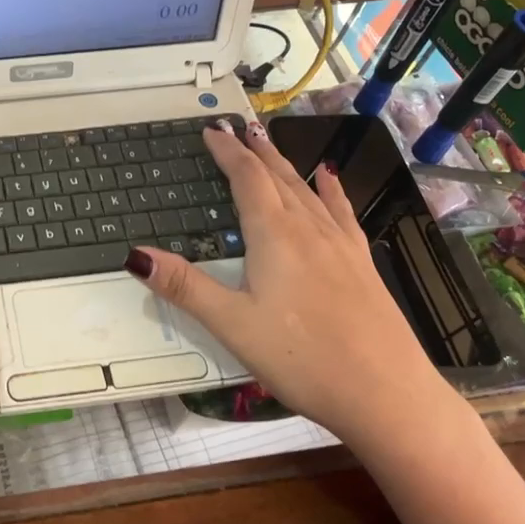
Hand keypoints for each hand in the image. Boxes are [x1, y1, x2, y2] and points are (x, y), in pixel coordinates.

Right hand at [126, 119, 455, 441]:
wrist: (389, 396)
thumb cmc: (304, 358)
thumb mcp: (233, 325)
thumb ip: (185, 287)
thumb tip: (136, 255)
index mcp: (274, 235)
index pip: (246, 178)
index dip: (227, 151)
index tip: (211, 131)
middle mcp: (308, 229)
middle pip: (277, 176)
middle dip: (254, 150)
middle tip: (237, 127)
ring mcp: (340, 245)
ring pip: (306, 189)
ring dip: (283, 163)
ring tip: (268, 142)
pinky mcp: (362, 264)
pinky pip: (341, 212)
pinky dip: (330, 190)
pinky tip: (329, 178)